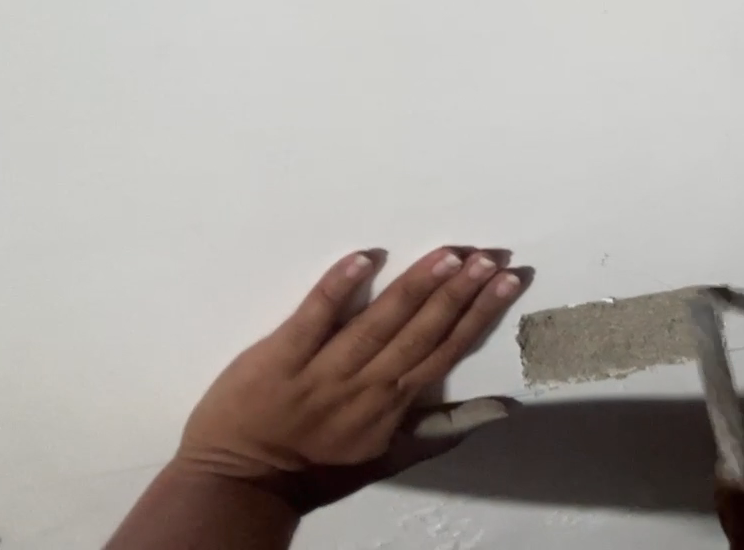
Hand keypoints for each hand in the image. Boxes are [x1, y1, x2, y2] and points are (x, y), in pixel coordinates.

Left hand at [172, 247, 527, 510]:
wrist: (235, 489)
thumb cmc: (318, 470)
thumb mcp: (388, 459)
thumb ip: (441, 430)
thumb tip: (502, 410)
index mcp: (394, 403)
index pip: (448, 349)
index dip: (481, 313)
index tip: (508, 280)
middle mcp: (367, 384)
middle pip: (422, 330)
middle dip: (460, 292)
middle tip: (490, 257)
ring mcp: (322, 370)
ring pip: (379, 322)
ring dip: (416, 286)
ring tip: (449, 255)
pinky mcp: (279, 357)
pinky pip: (313, 317)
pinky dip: (338, 288)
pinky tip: (365, 257)